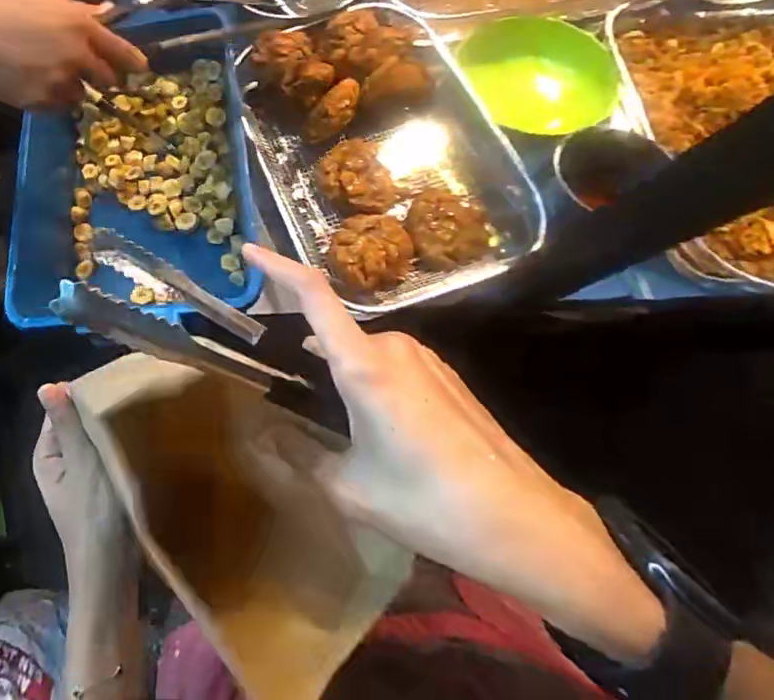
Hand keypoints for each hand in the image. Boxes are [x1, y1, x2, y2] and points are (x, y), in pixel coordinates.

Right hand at [0, 0, 146, 110]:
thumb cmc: (5, 13)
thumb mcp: (45, 0)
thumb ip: (81, 10)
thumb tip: (109, 11)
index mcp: (82, 26)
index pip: (122, 50)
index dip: (135, 62)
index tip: (142, 69)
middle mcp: (78, 55)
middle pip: (108, 78)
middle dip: (103, 77)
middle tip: (89, 73)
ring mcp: (62, 81)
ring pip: (81, 93)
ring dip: (72, 88)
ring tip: (45, 74)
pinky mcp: (45, 101)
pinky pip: (58, 105)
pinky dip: (51, 99)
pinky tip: (31, 83)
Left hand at [33, 383, 134, 586]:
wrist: (114, 575)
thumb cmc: (94, 517)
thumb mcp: (81, 464)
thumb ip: (67, 425)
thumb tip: (44, 386)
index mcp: (47, 454)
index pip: (63, 407)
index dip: (86, 394)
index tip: (116, 387)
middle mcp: (61, 462)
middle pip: (81, 423)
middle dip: (103, 413)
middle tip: (132, 402)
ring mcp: (82, 477)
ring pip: (98, 439)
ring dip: (115, 431)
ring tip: (141, 418)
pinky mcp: (103, 489)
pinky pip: (110, 456)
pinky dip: (123, 448)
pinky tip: (142, 441)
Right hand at [244, 244, 664, 662]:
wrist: (525, 522)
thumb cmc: (428, 505)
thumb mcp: (350, 489)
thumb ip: (301, 455)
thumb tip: (265, 434)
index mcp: (364, 366)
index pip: (314, 295)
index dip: (278, 266)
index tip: (248, 250)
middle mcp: (394, 347)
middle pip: (335, 333)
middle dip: (306, 351)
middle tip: (290, 389)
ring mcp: (425, 358)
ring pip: (364, 352)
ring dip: (342, 373)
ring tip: (339, 424)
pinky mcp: (446, 375)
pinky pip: (392, 363)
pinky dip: (371, 380)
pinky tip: (382, 428)